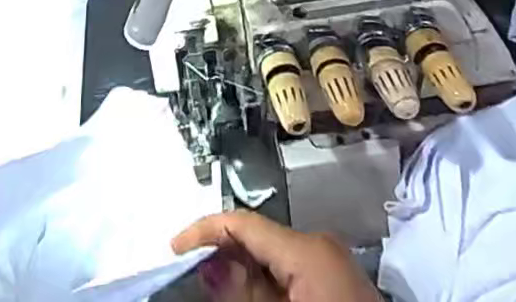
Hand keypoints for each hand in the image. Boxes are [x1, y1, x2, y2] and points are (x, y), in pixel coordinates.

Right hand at [171, 211, 378, 301]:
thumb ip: (242, 292)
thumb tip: (208, 269)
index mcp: (306, 248)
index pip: (241, 222)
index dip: (203, 231)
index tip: (175, 249)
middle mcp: (319, 244)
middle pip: (255, 235)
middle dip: (222, 253)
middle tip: (192, 273)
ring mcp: (332, 263)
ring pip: (271, 253)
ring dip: (243, 269)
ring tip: (216, 286)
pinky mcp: (340, 283)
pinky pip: (290, 270)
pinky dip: (266, 280)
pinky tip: (249, 294)